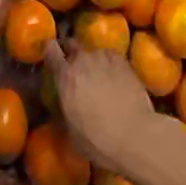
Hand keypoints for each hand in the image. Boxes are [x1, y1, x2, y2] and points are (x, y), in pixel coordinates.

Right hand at [43, 39, 163, 173]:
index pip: (51, 50)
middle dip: (71, 51)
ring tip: (98, 74)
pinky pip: (110, 56)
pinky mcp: (122, 61)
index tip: (53, 57)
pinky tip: (115, 76)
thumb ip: (63, 109)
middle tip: (74, 65)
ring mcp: (103, 57)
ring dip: (92, 60)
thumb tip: (62, 103)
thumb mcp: (71, 131)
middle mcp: (82, 60)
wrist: (135, 135)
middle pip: (72, 44)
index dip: (51, 51)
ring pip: (92, 51)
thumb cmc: (98, 140)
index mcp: (65, 76)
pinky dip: (109, 63)